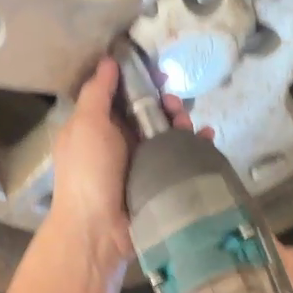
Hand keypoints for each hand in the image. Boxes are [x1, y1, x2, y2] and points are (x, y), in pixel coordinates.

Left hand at [46, 57, 201, 275]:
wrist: (98, 231)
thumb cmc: (87, 173)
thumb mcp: (86, 124)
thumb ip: (97, 92)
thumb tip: (108, 61)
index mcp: (97, 128)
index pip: (122, 97)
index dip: (140, 83)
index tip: (159, 73)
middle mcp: (119, 144)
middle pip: (149, 114)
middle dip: (165, 104)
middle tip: (174, 105)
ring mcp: (141, 165)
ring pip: (168, 135)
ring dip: (181, 123)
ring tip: (188, 124)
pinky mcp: (159, 182)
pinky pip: (181, 159)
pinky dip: (195, 146)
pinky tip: (206, 138)